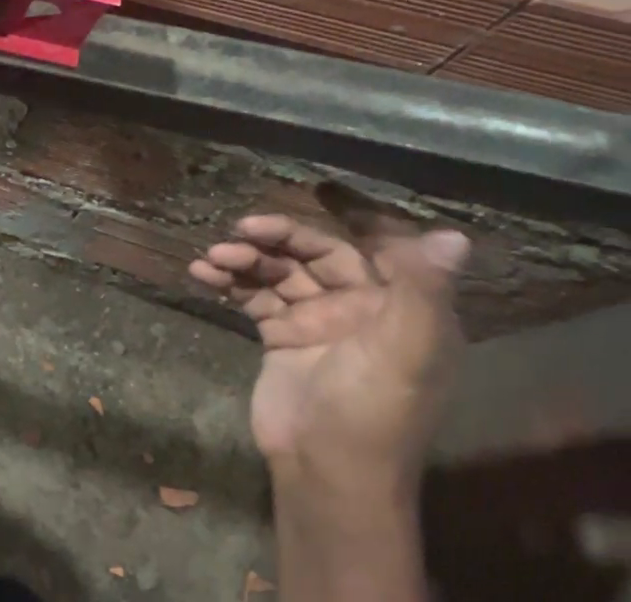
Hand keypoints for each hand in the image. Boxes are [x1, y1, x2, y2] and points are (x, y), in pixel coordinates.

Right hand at [189, 215, 467, 486]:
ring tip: (213, 257)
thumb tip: (452, 236)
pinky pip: (251, 296)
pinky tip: (201, 274)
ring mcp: (316, 321)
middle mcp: (360, 307)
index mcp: (401, 308)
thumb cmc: (373, 407)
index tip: (319, 186)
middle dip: (278, 238)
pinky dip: (227, 282)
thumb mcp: (405, 348)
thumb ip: (422, 290)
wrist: (325, 466)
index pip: (380, 247)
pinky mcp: (278, 336)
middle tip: (240, 229)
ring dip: (245, 259)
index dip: (356, 216)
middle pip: (316, 254)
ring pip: (278, 272)